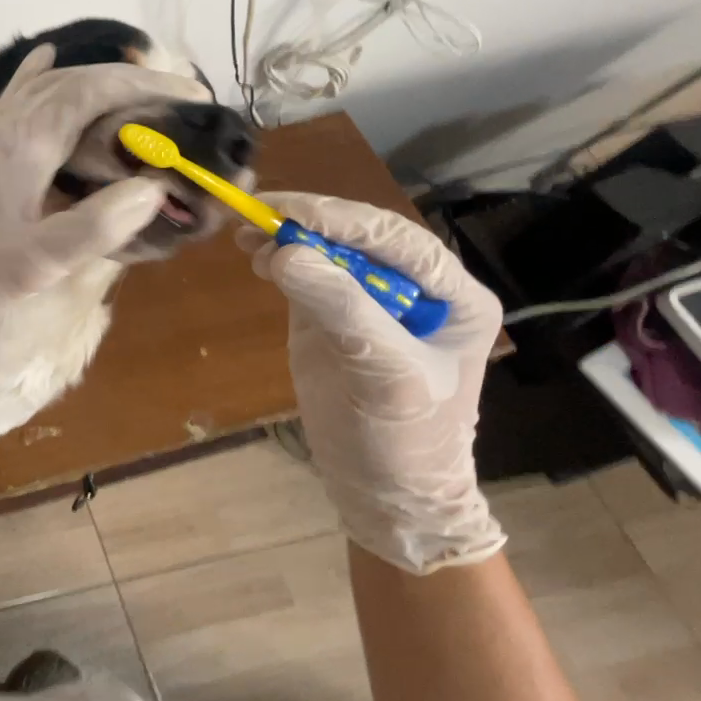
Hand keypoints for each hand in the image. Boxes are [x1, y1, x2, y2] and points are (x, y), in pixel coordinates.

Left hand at [0, 44, 206, 369]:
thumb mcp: (42, 261)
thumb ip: (96, 227)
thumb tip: (151, 188)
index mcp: (24, 143)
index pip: (91, 90)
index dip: (145, 83)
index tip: (192, 92)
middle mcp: (7, 124)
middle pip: (74, 79)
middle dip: (131, 78)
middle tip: (181, 94)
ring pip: (48, 83)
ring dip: (96, 78)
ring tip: (142, 88)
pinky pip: (16, 94)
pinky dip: (41, 75)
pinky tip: (46, 59)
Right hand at [238, 193, 505, 574]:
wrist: (384, 489)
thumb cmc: (404, 438)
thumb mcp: (383, 373)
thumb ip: (341, 308)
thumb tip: (284, 252)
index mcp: (452, 296)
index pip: (396, 240)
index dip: (341, 220)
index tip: (285, 210)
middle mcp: (415, 288)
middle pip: (360, 236)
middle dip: (310, 222)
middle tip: (257, 214)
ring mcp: (371, 300)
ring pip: (330, 248)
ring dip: (289, 236)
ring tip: (247, 235)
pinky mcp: (332, 314)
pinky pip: (307, 273)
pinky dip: (279, 259)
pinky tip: (255, 256)